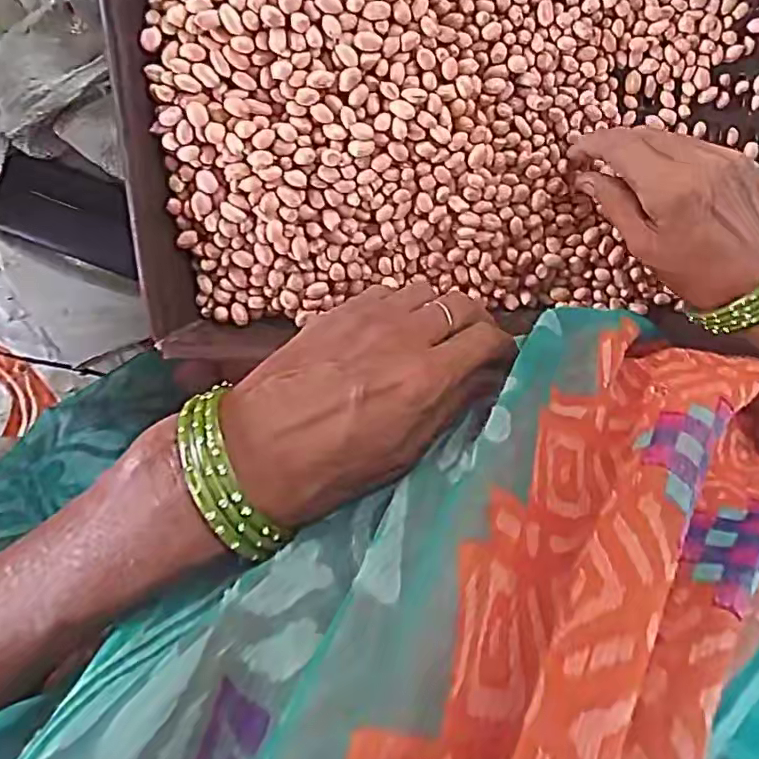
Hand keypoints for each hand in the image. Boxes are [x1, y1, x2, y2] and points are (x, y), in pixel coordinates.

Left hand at [219, 283, 513, 526]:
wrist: (253, 449)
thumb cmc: (332, 468)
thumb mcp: (404, 451)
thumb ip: (450, 405)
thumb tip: (483, 379)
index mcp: (425, 377)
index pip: (487, 338)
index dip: (504, 347)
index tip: (503, 360)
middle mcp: (403, 334)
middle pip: (463, 304)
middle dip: (477, 323)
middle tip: (474, 346)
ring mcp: (369, 314)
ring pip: (427, 290)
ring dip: (440, 310)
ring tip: (433, 336)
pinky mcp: (340, 308)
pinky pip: (389, 291)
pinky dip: (404, 305)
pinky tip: (393, 328)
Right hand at [569, 127, 758, 310]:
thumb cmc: (698, 274)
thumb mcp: (644, 246)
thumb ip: (614, 204)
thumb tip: (588, 177)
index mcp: (670, 188)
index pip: (620, 145)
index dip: (591, 143)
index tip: (576, 154)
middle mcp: (698, 163)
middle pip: (642, 132)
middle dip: (613, 142)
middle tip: (595, 160)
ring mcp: (723, 157)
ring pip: (667, 135)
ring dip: (640, 146)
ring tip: (626, 168)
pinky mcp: (739, 160)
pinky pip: (692, 144)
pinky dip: (669, 152)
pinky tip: (662, 174)